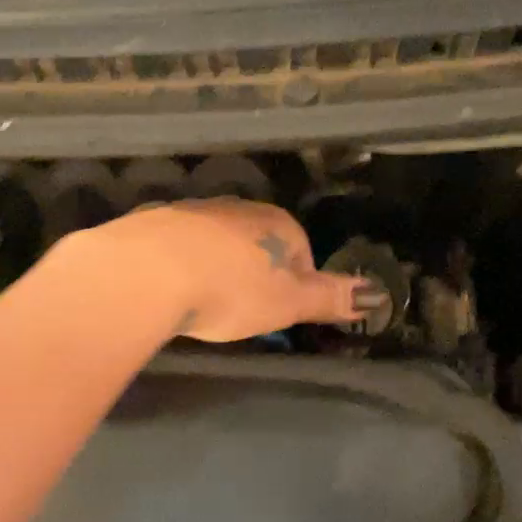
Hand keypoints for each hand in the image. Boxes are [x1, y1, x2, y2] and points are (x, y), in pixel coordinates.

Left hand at [53, 199, 382, 341]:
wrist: (147, 271)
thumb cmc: (231, 289)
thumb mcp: (288, 303)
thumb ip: (329, 297)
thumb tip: (375, 293)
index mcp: (276, 222)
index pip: (300, 249)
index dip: (294, 283)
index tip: (278, 313)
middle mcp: (236, 207)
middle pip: (256, 241)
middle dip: (253, 271)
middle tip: (242, 310)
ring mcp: (193, 211)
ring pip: (215, 240)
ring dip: (215, 265)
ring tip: (204, 301)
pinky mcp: (153, 222)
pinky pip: (177, 245)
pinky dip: (178, 263)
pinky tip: (170, 289)